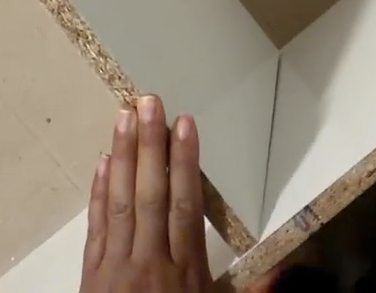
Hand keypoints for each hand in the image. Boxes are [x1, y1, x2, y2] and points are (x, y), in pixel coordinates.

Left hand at [81, 95, 211, 292]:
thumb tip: (286, 272)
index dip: (186, 162)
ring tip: (125, 115)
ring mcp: (116, 268)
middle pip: (151, 194)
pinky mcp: (90, 276)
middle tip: (150, 100)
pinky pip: (96, 226)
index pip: (185, 206)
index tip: (186, 122)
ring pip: (121, 202)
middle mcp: (150, 264)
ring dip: (124, 156)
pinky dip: (99, 192)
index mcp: (185, 273)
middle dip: (152, 145)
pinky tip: (102, 160)